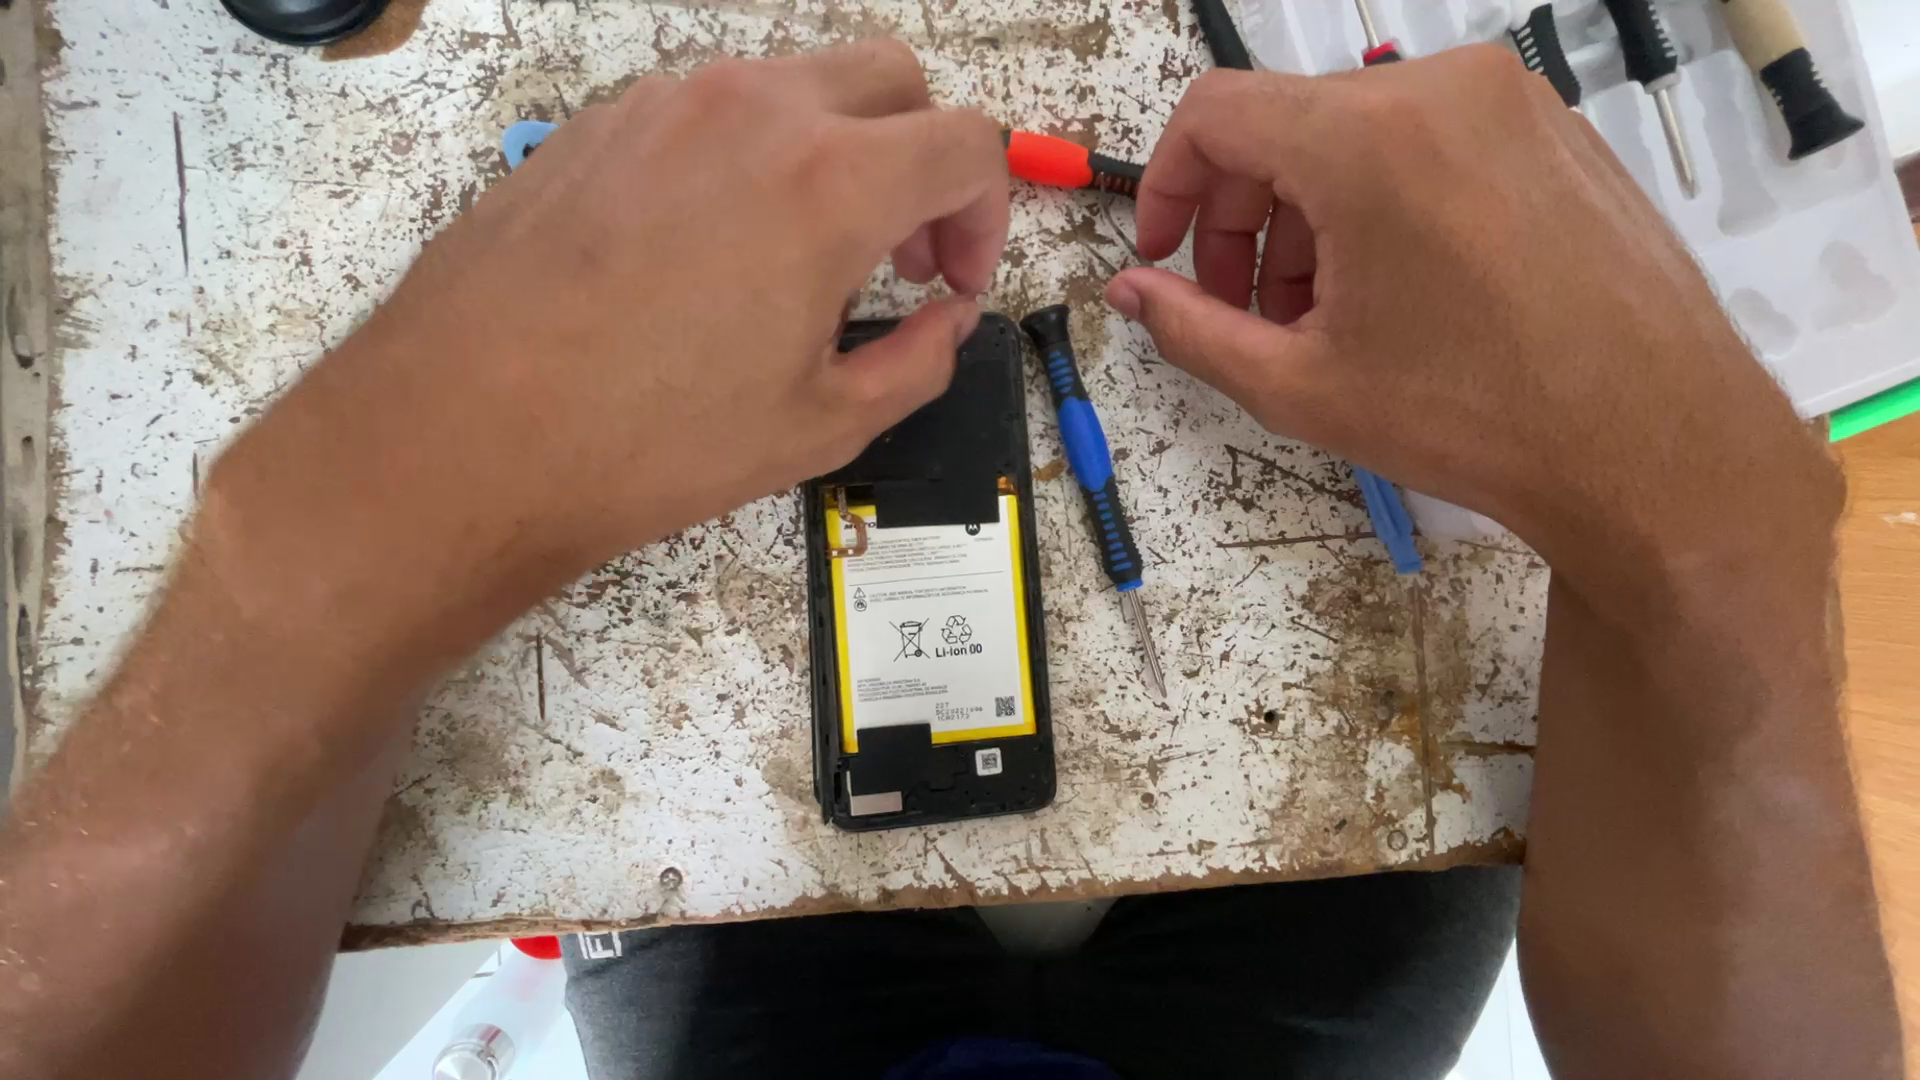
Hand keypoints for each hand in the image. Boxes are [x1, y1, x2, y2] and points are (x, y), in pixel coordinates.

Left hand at [196, 41, 1007, 686]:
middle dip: (927, 167)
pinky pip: (719, 111)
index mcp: (827, 185)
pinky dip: (762, 160)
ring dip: (845, 160)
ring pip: (805, 88)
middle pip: (897, 83)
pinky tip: (724, 253)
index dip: (987, 217)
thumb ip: (921, 361)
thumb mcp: (826, 425)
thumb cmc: (660, 442)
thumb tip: (951, 319)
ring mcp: (667, 102)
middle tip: (902, 260)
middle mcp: (753, 112)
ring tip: (810, 265)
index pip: (967, 145)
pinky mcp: (603, 122)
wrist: (469, 435)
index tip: (955, 285)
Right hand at [1105, 48, 1837, 602]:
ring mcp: (1508, 102)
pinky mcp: (1548, 132)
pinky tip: (1384, 295)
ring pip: (1346, 138)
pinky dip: (1365, 209)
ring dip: (1297, 223)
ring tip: (1313, 317)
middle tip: (1239, 311)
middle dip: (1233, 220)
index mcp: (1368, 139)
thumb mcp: (1292, 384)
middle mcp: (1440, 89)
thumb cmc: (1456, 415)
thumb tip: (1125, 291)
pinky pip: (1417, 146)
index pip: (1215, 113)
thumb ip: (1188, 328)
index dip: (1165, 185)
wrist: (1648, 443)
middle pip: (1279, 126)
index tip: (1162, 259)